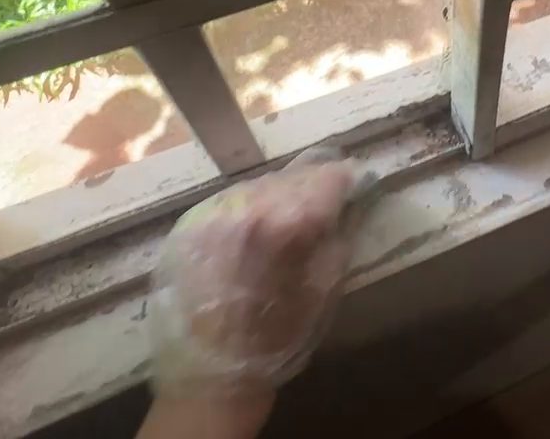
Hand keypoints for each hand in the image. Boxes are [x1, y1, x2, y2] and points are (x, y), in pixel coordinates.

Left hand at [149, 147, 363, 395]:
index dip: (346, 181)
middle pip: (296, 176)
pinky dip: (252, 207)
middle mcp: (252, 205)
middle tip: (323, 206)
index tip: (354, 187)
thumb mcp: (328, 282)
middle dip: (314, 188)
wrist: (212, 374)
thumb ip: (343, 231)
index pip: (329, 177)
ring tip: (287, 221)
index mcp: (290, 221)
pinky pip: (235, 198)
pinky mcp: (193, 220)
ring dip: (282, 195)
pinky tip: (256, 232)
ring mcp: (218, 210)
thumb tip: (356, 198)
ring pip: (264, 183)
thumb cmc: (281, 333)